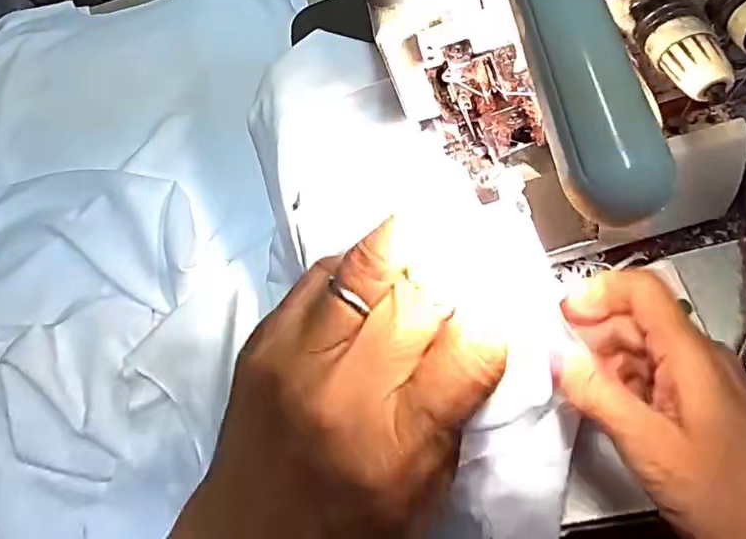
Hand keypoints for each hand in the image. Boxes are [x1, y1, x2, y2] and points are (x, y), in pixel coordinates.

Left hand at [172, 218, 508, 538]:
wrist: (251, 532)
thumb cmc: (349, 520)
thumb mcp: (422, 486)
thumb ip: (453, 409)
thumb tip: (479, 331)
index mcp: (393, 443)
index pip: (464, 355)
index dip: (488, 324)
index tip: (493, 313)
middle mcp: (341, 391)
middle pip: (413, 301)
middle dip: (444, 280)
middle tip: (458, 268)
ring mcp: (295, 355)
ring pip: (361, 268)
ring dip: (398, 249)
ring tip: (419, 236)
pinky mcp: (264, 334)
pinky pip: (320, 272)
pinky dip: (351, 264)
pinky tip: (369, 268)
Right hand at [555, 270, 745, 538]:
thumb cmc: (738, 504)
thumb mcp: (654, 450)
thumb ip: (602, 399)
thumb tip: (560, 360)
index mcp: (692, 354)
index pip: (642, 289)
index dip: (599, 292)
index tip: (566, 314)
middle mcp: (703, 358)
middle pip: (639, 319)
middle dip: (595, 332)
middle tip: (563, 357)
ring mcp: (709, 383)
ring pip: (647, 349)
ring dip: (609, 361)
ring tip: (584, 389)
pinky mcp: (710, 409)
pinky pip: (660, 377)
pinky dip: (629, 384)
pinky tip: (615, 411)